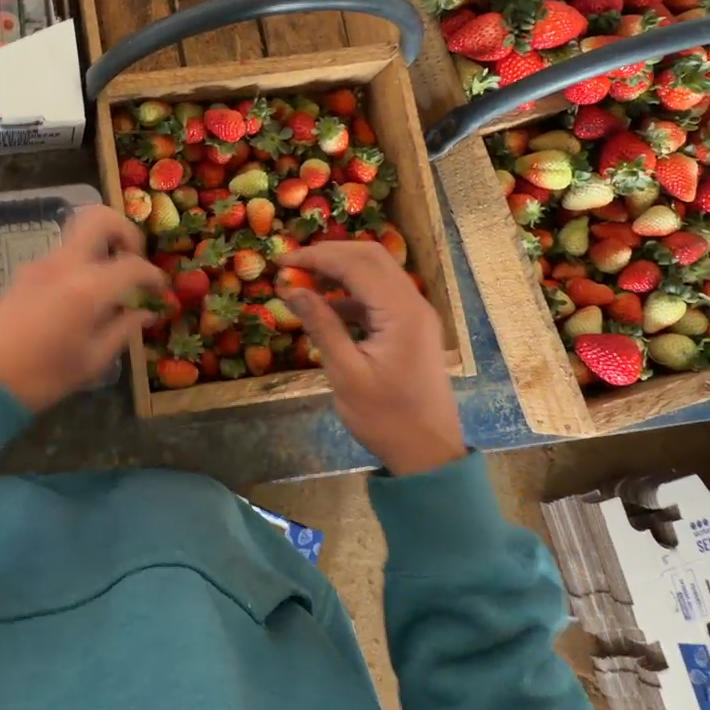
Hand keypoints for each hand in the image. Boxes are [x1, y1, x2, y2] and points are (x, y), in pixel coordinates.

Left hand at [0, 204, 165, 413]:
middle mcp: (65, 264)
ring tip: (111, 284)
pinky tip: (84, 297)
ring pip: (79, 235)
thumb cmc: (41, 377)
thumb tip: (144, 312)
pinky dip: (81, 262)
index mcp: (87, 287)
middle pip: (100, 218)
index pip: (132, 265)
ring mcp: (41, 264)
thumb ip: (123, 330)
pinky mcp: (24, 273)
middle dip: (125, 232)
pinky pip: (63, 255)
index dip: (153, 275)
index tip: (161, 289)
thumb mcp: (92, 361)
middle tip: (133, 260)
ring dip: (101, 247)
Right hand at [278, 242, 463, 476]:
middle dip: (329, 254)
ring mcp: (415, 315)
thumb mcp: (345, 373)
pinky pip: (379, 296)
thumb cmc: (385, 417)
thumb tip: (291, 289)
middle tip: (292, 265)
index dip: (316, 257)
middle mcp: (413, 304)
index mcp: (401, 312)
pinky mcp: (411, 328)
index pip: (355, 264)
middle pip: (370, 257)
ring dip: (339, 270)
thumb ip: (320, 325)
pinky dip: (350, 292)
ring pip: (376, 273)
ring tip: (302, 282)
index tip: (281, 262)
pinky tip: (324, 307)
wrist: (428, 454)